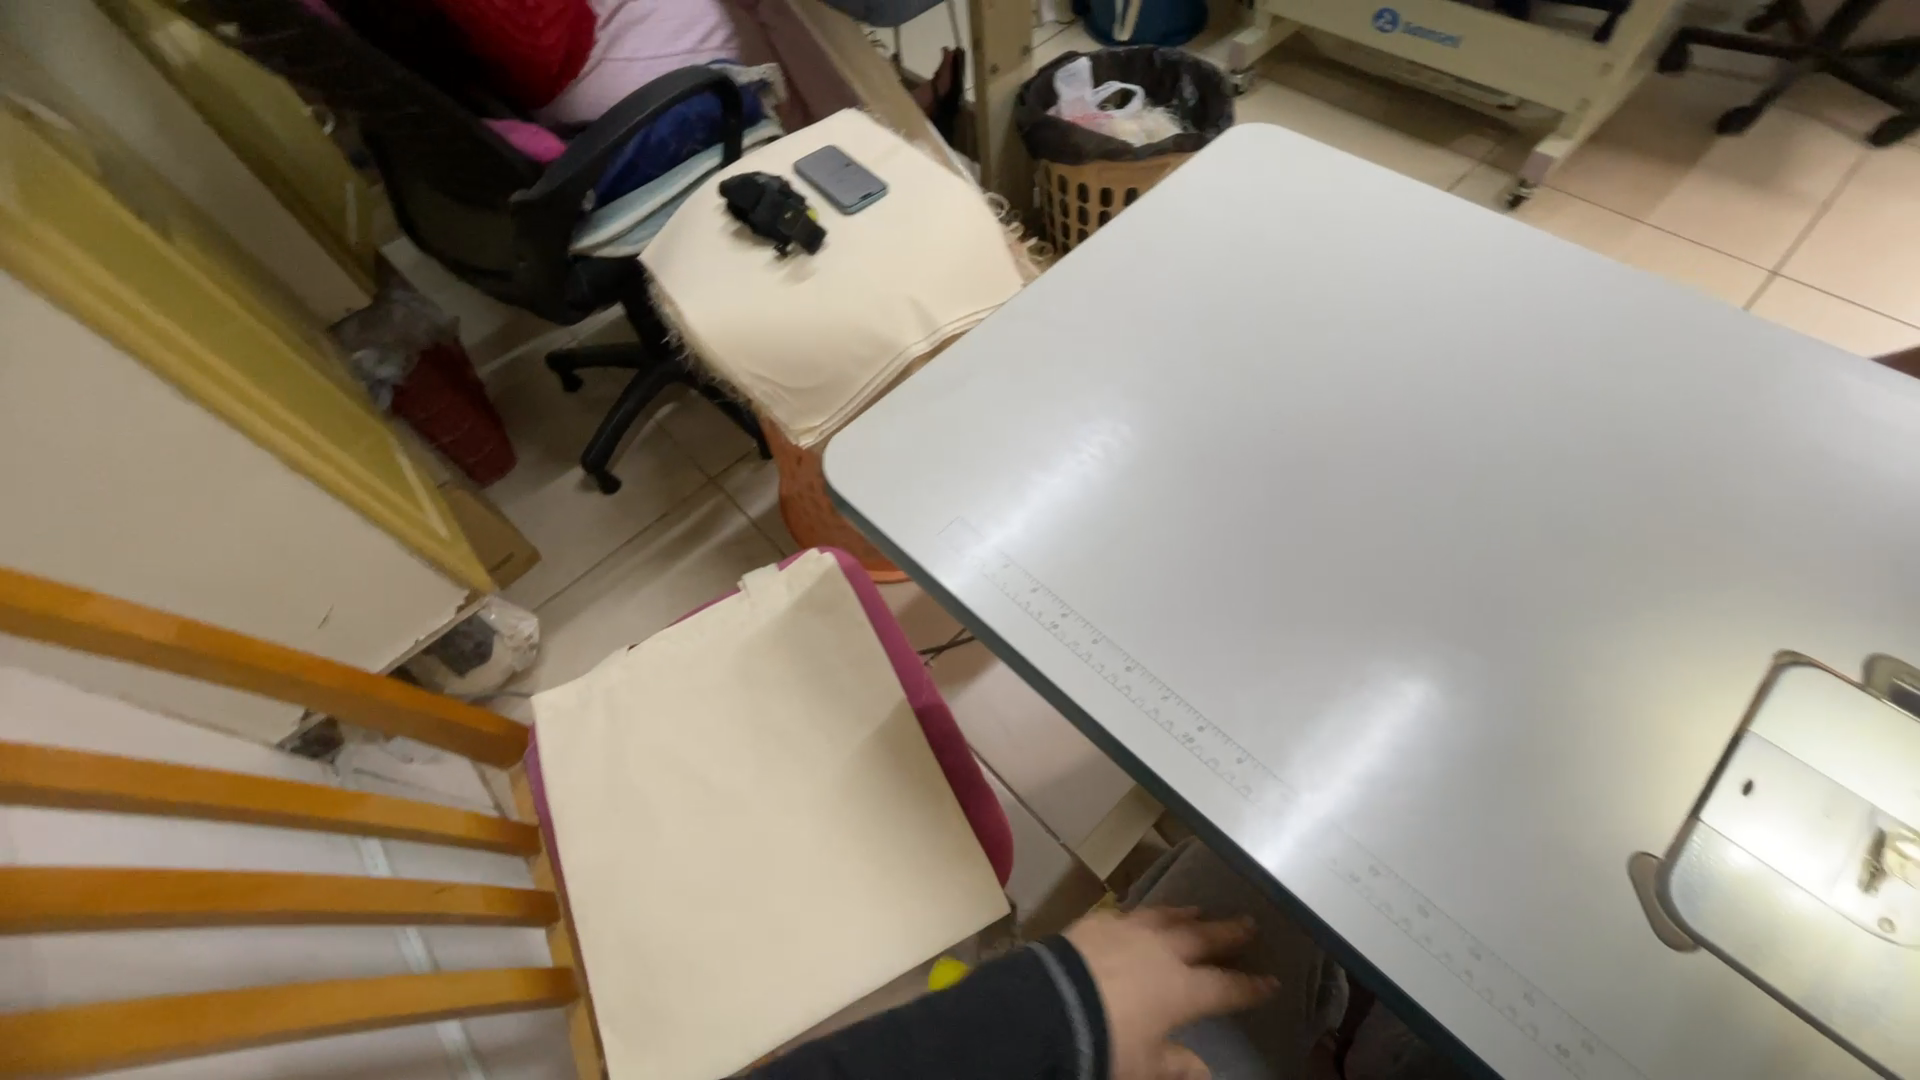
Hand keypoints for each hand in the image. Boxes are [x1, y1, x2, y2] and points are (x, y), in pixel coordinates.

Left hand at [1064, 907, 1276, 1079]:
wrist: (1054, 1005)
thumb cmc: (1107, 1042)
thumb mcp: (1147, 1067)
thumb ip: (1178, 1066)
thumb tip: (1206, 1072)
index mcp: (1183, 990)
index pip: (1226, 987)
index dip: (1250, 986)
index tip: (1272, 980)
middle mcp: (1161, 952)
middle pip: (1202, 938)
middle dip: (1227, 933)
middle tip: (1247, 922)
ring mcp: (1129, 930)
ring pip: (1165, 917)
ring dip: (1184, 915)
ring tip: (1198, 910)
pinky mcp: (1098, 922)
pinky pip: (1127, 914)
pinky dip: (1141, 915)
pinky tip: (1141, 915)